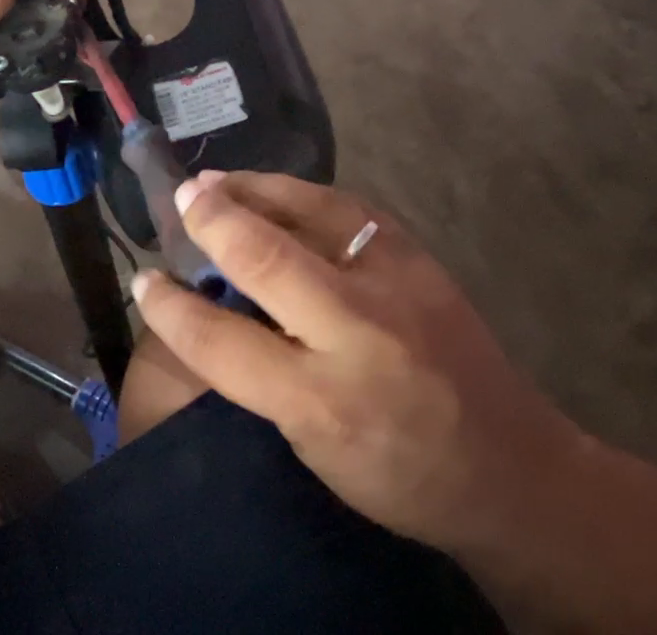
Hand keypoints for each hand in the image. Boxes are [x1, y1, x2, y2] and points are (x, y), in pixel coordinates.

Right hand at [131, 171, 586, 549]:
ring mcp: (397, 287)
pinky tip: (279, 192)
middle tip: (180, 198)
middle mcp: (357, 334)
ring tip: (217, 182)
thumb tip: (211, 309)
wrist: (512, 467)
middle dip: (213, 221)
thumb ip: (259, 378)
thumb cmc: (397, 475)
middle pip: (266, 259)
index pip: (222, 341)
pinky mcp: (422, 260)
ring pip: (313, 214)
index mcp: (321, 400)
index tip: (144, 281)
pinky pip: (350, 210)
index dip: (171, 307)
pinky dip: (304, 195)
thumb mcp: (311, 449)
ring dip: (256, 190)